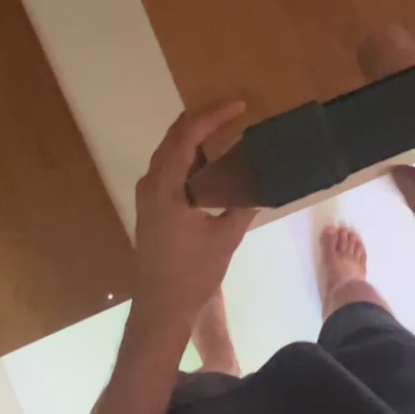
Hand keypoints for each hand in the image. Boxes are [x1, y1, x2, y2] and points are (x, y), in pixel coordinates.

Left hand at [131, 102, 259, 334]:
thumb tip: (266, 180)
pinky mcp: (152, 208)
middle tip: (235, 114)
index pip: (186, 135)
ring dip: (196, 140)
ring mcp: (148, 196)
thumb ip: (244, 204)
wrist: (160, 307)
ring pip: (171, 154)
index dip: (212, 115)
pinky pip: (170, 171)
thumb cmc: (191, 274)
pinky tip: (213, 166)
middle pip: (174, 138)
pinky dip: (191, 160)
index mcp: (165, 187)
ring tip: (228, 134)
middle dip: (204, 121)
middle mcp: (151, 184)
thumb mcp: (224, 237)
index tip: (239, 106)